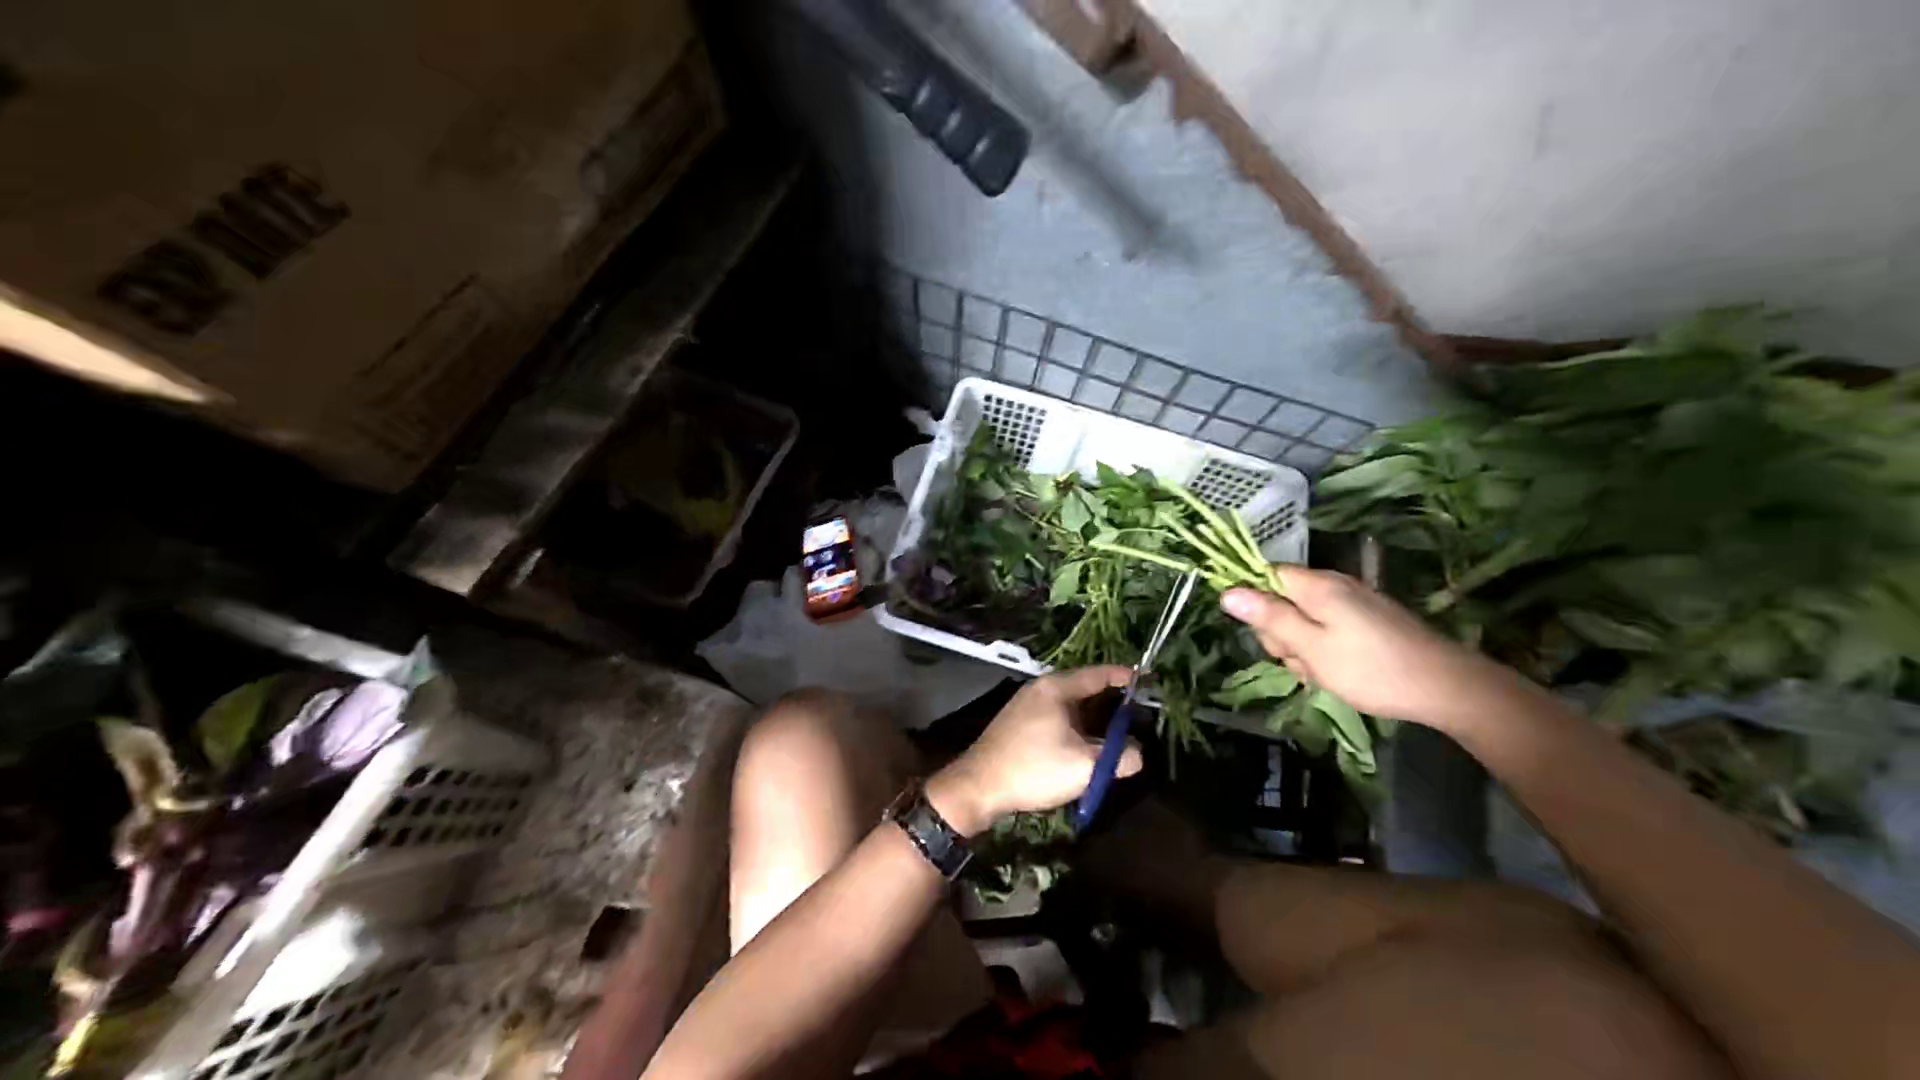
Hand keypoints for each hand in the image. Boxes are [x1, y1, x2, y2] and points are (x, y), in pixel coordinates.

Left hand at [926, 666, 1139, 835]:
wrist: (978, 786)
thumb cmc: (1033, 769)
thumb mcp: (1084, 767)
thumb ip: (1119, 758)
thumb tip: (1136, 753)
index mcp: (1056, 688)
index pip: (1099, 673)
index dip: (1127, 677)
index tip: (1149, 682)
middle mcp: (1040, 688)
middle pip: (1085, 687)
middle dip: (1112, 701)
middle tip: (1137, 714)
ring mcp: (1026, 704)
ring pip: (1071, 704)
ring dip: (1093, 718)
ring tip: (1116, 734)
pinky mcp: (1019, 722)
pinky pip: (1057, 715)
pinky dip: (1076, 725)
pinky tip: (1084, 745)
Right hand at [1219, 566, 1525, 733]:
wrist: (1448, 688)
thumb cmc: (1372, 669)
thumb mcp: (1311, 647)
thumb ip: (1269, 617)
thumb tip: (1227, 592)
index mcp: (1317, 586)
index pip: (1265, 575)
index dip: (1254, 601)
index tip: (1265, 634)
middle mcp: (1333, 586)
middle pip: (1282, 600)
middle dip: (1281, 633)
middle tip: (1301, 660)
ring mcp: (1353, 604)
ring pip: (1303, 620)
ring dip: (1302, 649)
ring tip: (1322, 672)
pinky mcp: (1367, 622)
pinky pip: (1326, 630)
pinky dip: (1323, 651)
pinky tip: (1337, 672)